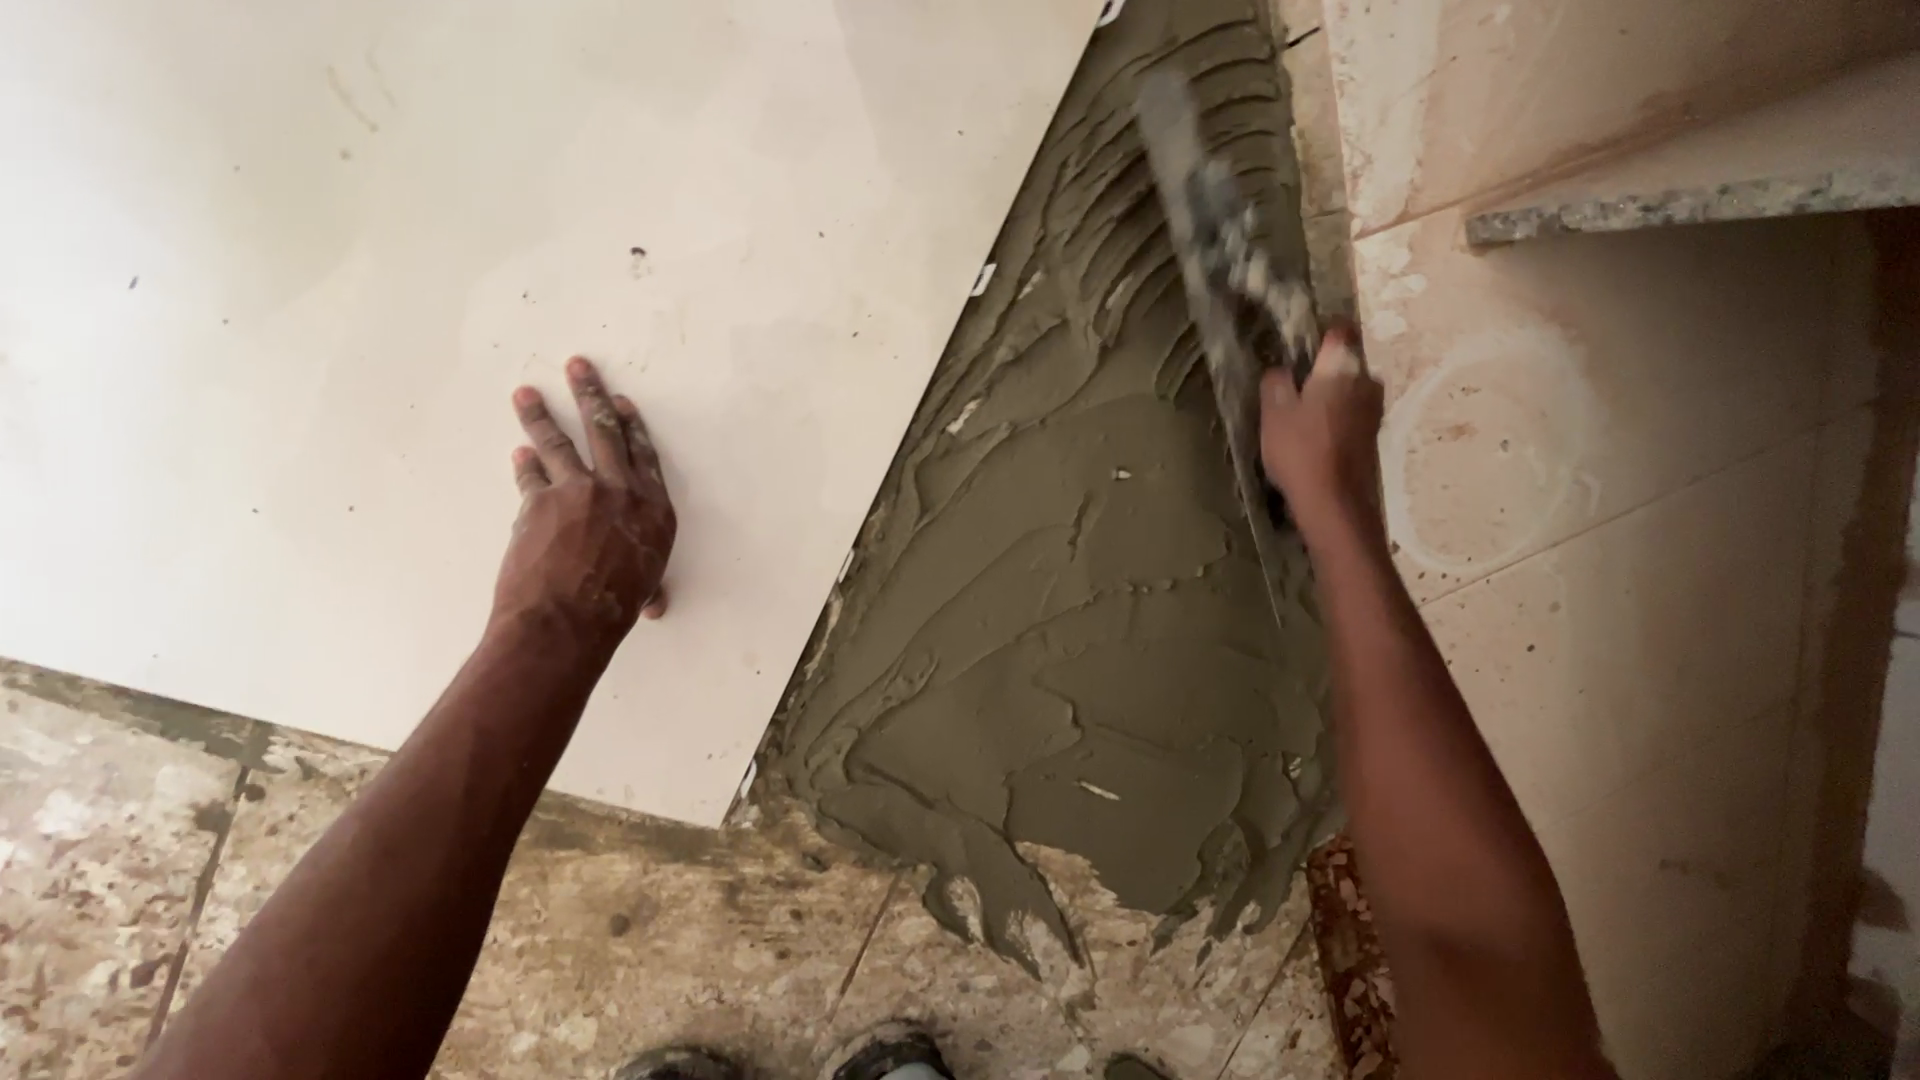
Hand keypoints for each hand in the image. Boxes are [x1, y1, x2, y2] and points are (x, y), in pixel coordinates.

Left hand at [491, 357, 676, 649]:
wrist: (569, 618)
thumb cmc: (617, 607)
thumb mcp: (645, 588)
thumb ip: (648, 583)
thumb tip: (653, 605)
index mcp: (653, 509)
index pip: (643, 455)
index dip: (632, 426)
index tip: (621, 401)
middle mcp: (620, 491)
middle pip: (604, 430)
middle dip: (590, 394)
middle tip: (577, 365)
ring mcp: (577, 492)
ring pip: (559, 442)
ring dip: (540, 414)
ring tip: (526, 393)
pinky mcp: (539, 502)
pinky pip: (531, 476)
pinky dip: (524, 465)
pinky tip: (519, 454)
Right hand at [1260, 321, 1385, 536]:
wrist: (1334, 502)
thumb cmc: (1300, 451)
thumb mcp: (1273, 414)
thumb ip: (1275, 383)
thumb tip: (1281, 370)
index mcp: (1341, 368)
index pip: (1338, 332)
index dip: (1319, 332)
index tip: (1300, 342)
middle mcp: (1366, 381)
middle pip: (1345, 363)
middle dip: (1322, 370)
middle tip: (1294, 385)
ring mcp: (1374, 410)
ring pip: (1349, 390)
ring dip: (1330, 396)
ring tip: (1302, 414)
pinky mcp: (1373, 434)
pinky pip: (1352, 413)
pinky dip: (1336, 417)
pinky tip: (1316, 436)